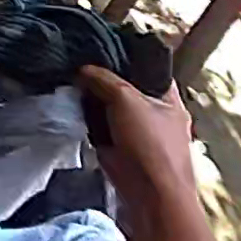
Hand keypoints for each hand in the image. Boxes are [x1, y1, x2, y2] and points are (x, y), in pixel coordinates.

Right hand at [77, 65, 197, 214]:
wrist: (150, 194)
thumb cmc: (149, 142)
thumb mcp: (125, 98)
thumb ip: (102, 78)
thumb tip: (81, 70)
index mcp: (168, 100)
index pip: (147, 67)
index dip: (126, 55)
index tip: (99, 46)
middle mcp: (155, 112)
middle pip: (124, 85)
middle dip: (102, 77)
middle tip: (78, 63)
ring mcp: (136, 130)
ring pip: (109, 104)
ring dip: (93, 97)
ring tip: (71, 80)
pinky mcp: (119, 145)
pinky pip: (100, 122)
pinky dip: (88, 116)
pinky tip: (73, 103)